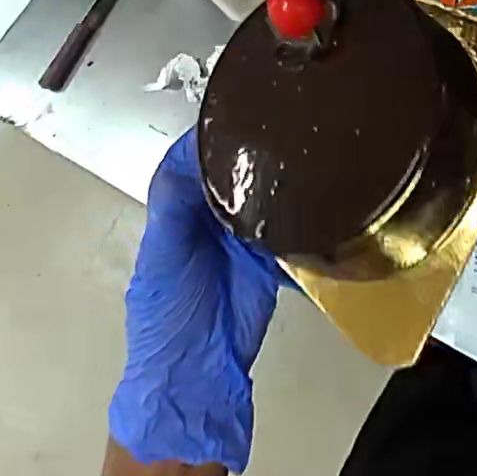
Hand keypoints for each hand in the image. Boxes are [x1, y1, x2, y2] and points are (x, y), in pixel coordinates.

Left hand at [108, 130, 280, 471]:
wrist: (199, 372)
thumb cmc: (167, 312)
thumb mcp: (162, 253)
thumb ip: (174, 203)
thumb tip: (192, 149)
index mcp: (179, 202)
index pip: (195, 153)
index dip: (212, 128)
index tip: (241, 103)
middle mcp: (210, 208)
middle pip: (231, 164)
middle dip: (251, 141)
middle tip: (283, 114)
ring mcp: (242, 228)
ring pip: (259, 185)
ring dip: (276, 167)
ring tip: (303, 138)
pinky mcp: (270, 249)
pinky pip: (283, 217)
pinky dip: (296, 202)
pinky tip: (314, 180)